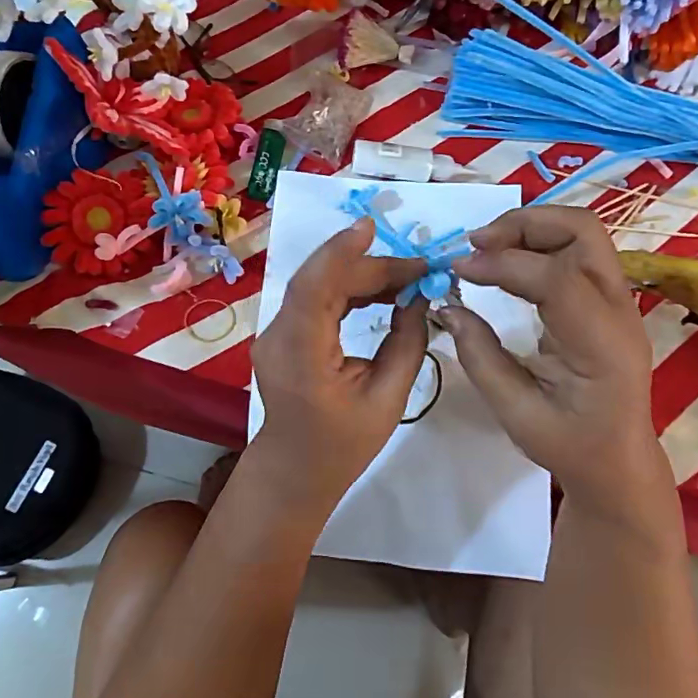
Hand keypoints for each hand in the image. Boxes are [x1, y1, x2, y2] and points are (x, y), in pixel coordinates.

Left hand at [250, 218, 429, 509]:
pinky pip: (316, 299)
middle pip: (322, 281)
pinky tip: (383, 291)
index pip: (312, 288)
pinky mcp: (283, 334)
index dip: (340, 252)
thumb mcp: (387, 400)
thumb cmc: (342, 446)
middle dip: (372, 268)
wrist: (294, 470)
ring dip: (363, 276)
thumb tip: (420, 297)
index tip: (372, 227)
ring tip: (410, 279)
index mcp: (299, 356)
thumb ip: (406, 344)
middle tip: (422, 271)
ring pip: (319, 285)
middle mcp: (278, 336)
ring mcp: (275, 333)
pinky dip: (349, 290)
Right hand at [444, 207, 676, 523]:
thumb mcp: (516, 413)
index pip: (557, 277)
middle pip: (582, 231)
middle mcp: (619, 311)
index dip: (503, 263)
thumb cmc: (570, 446)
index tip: (458, 269)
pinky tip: (507, 260)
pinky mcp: (609, 301)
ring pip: (582, 232)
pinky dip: (539, 243)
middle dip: (524, 224)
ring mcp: (620, 302)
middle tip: (475, 243)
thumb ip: (480, 356)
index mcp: (601, 344)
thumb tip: (448, 306)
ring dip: (531, 228)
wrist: (619, 463)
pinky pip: (578, 251)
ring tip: (486, 247)